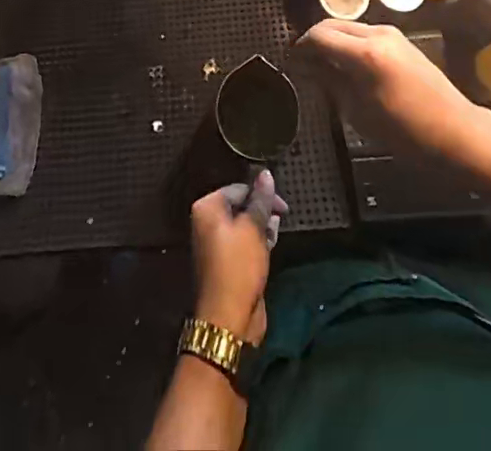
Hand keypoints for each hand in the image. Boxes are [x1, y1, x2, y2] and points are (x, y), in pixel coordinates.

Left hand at [190, 170, 286, 342]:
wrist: (228, 317)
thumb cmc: (239, 266)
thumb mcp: (253, 228)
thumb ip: (261, 200)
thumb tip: (266, 173)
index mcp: (207, 208)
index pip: (239, 189)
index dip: (262, 194)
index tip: (283, 206)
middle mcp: (208, 222)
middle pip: (241, 205)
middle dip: (262, 211)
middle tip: (280, 219)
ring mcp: (217, 243)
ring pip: (245, 225)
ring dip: (262, 227)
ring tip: (274, 236)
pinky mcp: (227, 261)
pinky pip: (244, 243)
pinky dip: (258, 242)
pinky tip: (270, 247)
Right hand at [296, 20, 476, 154]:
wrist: (454, 131)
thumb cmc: (404, 131)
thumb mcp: (357, 111)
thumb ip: (329, 81)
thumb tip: (305, 64)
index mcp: (364, 53)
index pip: (319, 35)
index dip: (300, 47)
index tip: (290, 62)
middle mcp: (377, 34)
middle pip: (332, 25)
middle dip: (314, 41)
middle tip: (301, 64)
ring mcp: (392, 34)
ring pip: (348, 28)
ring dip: (332, 42)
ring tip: (321, 68)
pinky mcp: (401, 41)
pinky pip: (364, 35)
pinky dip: (348, 45)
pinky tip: (345, 67)